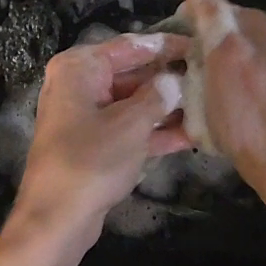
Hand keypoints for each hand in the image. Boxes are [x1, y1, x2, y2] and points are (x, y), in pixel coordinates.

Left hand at [10, 33, 192, 239]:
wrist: (55, 220)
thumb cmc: (91, 160)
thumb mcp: (130, 124)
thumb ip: (157, 96)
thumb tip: (175, 79)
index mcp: (79, 68)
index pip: (129, 47)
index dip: (166, 46)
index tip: (199, 45)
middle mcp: (79, 85)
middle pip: (132, 73)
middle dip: (169, 78)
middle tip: (210, 77)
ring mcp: (86, 116)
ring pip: (133, 103)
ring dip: (167, 107)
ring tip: (209, 104)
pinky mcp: (95, 145)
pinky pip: (129, 128)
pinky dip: (156, 131)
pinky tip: (193, 134)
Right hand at [182, 0, 265, 192]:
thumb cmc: (243, 106)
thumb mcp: (222, 52)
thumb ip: (210, 12)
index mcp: (254, 23)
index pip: (205, 7)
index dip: (180, 25)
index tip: (164, 49)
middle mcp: (259, 38)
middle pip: (206, 32)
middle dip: (185, 48)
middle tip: (168, 73)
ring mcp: (256, 65)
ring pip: (208, 56)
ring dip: (190, 69)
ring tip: (177, 89)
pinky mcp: (251, 89)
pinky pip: (216, 76)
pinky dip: (202, 85)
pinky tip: (193, 103)